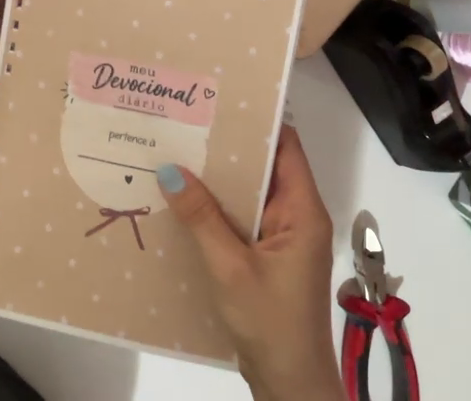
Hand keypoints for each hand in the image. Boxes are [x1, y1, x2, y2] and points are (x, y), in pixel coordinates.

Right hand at [158, 127, 340, 400]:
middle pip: (262, 163)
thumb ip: (201, 217)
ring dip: (214, 173)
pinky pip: (238, 213)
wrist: (287, 383)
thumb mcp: (230, 267)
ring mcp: (279, 235)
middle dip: (224, 142)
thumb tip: (168, 168)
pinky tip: (177, 194)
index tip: (218, 97)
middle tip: (181, 118)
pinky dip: (212, 201)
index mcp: (302, 212)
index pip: (285, 146)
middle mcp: (294, 215)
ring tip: (171, 146)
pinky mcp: (263, 252)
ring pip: (246, 189)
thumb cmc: (270, 321)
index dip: (257, 118)